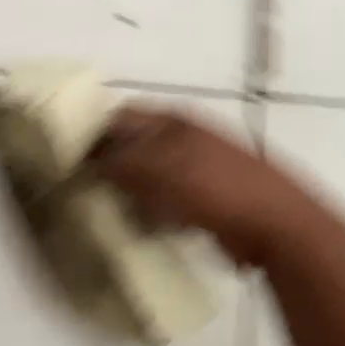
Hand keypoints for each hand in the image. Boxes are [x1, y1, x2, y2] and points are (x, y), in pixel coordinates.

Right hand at [88, 106, 325, 267]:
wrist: (280, 228)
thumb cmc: (215, 189)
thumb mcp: (157, 170)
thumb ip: (115, 163)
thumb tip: (85, 163)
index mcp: (172, 120)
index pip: (117, 117)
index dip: (90, 133)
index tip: (64, 157)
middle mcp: (182, 138)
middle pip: (129, 146)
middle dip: (105, 166)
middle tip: (79, 188)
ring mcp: (195, 169)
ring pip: (144, 177)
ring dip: (125, 193)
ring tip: (103, 210)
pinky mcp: (204, 200)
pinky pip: (162, 202)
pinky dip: (148, 213)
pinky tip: (138, 227)